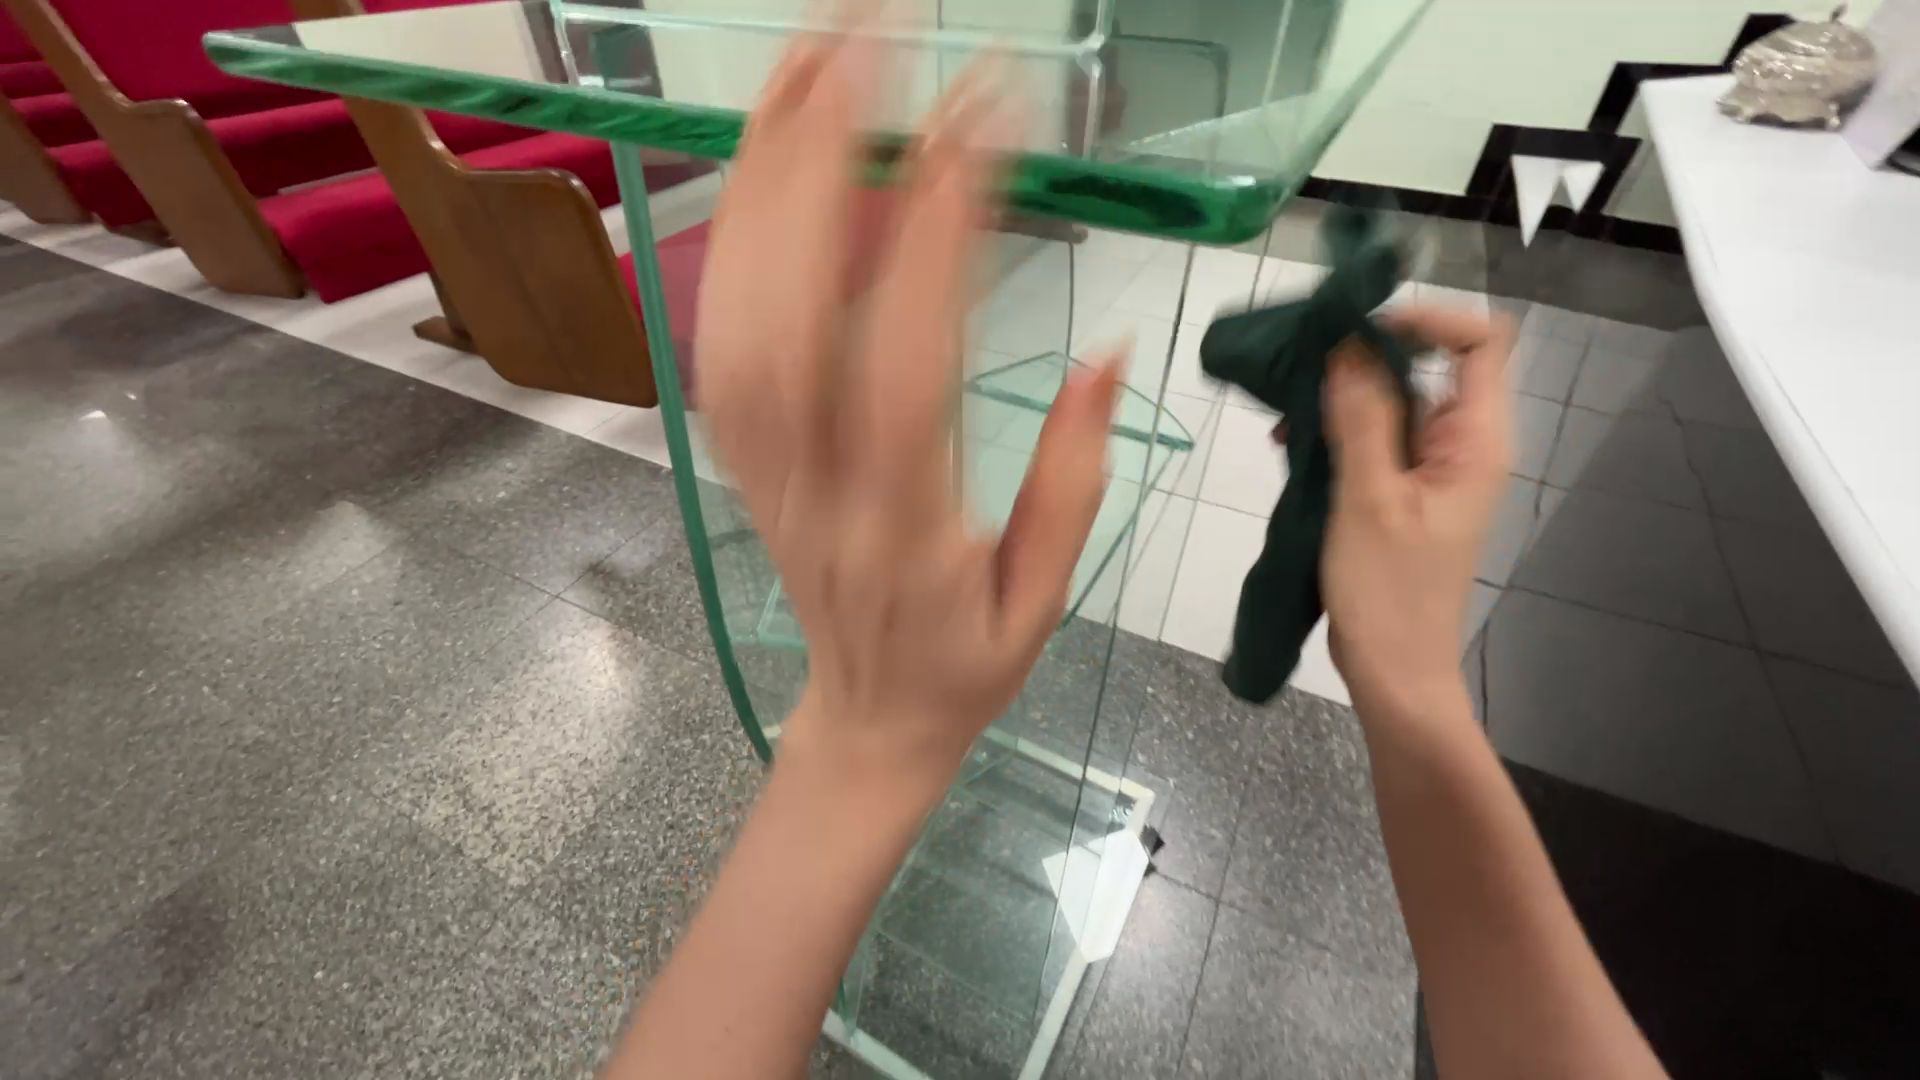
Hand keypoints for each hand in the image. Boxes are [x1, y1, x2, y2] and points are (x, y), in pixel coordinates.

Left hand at [693, 31, 1121, 792]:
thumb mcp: (1045, 598)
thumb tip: (1107, 355)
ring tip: (801, 66)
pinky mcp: (742, 458)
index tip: (982, 121)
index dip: (941, 235)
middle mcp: (815, 488)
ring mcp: (762, 470)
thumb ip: (1072, 479)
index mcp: (905, 529)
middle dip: (820, 164)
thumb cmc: (967, 667)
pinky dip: (735, 237)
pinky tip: (766, 162)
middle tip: (861, 42)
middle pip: (787, 317)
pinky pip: (720, 340)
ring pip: (733, 317)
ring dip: (761, 180)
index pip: (908, 362)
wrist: (868, 716)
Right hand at [1321, 306, 1512, 718]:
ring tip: (1284, 422)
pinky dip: (1333, 436)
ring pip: (1389, 407)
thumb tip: (1347, 347)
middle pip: (1424, 370)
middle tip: (1299, 375)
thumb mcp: (1368, 499)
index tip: (1355, 334)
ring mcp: (1427, 470)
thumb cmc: (1387, 590)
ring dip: (1338, 404)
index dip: (1426, 322)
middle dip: (1361, 363)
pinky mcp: (1397, 492)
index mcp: (1474, 441)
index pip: (1480, 343)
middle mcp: (1458, 445)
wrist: (1392, 667)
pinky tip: (1290, 448)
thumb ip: (1362, 419)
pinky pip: (1370, 443)